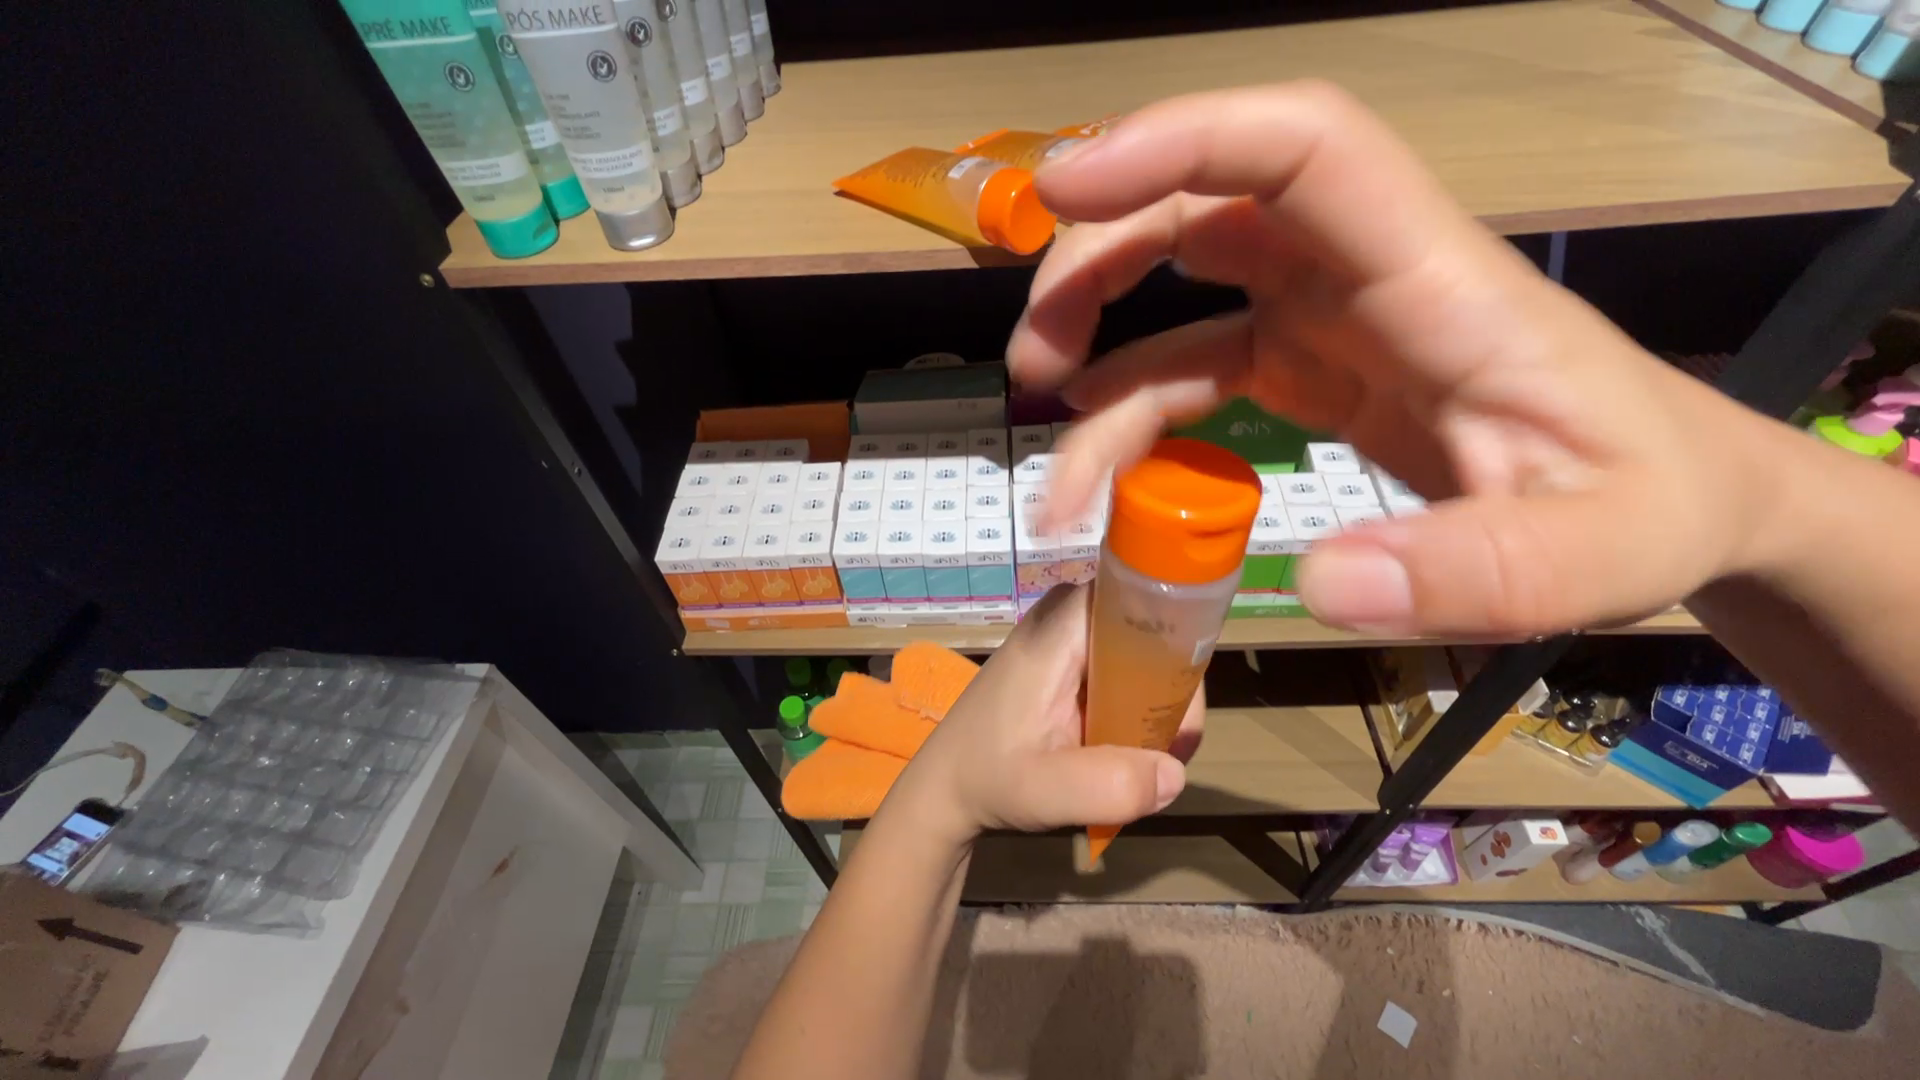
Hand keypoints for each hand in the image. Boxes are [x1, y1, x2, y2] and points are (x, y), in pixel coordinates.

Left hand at [884, 584, 1203, 846]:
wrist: (946, 786)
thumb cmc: (986, 777)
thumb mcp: (1043, 792)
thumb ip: (1109, 785)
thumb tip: (1176, 773)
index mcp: (1062, 624)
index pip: (1146, 598)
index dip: (1179, 647)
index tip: (1178, 711)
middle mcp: (1070, 615)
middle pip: (1153, 634)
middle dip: (1169, 694)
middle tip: (1163, 753)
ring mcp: (1070, 635)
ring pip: (1145, 658)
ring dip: (1154, 710)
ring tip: (1141, 763)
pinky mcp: (1070, 660)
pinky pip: (1126, 672)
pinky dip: (1136, 712)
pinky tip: (1124, 753)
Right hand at [1008, 83, 1777, 636]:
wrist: (1665, 500)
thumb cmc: (1641, 503)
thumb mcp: (1592, 554)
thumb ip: (1478, 571)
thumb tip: (1327, 585)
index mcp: (1428, 280)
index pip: (1299, 149)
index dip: (1179, 141)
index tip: (1066, 184)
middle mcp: (1362, 275)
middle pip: (1205, 207)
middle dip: (1099, 259)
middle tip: (1034, 353)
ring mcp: (1326, 317)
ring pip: (1182, 277)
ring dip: (1097, 323)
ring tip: (1040, 395)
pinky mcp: (1307, 365)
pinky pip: (1195, 357)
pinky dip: (1133, 398)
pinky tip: (1094, 448)